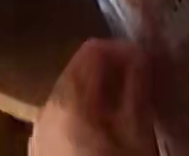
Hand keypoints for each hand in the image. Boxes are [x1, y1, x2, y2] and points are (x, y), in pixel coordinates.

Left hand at [31, 39, 158, 155]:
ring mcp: (38, 136)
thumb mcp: (136, 134)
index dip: (124, 51)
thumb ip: (138, 86)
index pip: (94, 49)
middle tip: (144, 88)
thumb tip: (143, 55)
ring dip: (102, 97)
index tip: (150, 65)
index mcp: (67, 98)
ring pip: (72, 97)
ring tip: (131, 113)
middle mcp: (45, 109)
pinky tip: (109, 140)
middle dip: (113, 74)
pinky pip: (64, 122)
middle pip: (80, 72)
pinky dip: (87, 120)